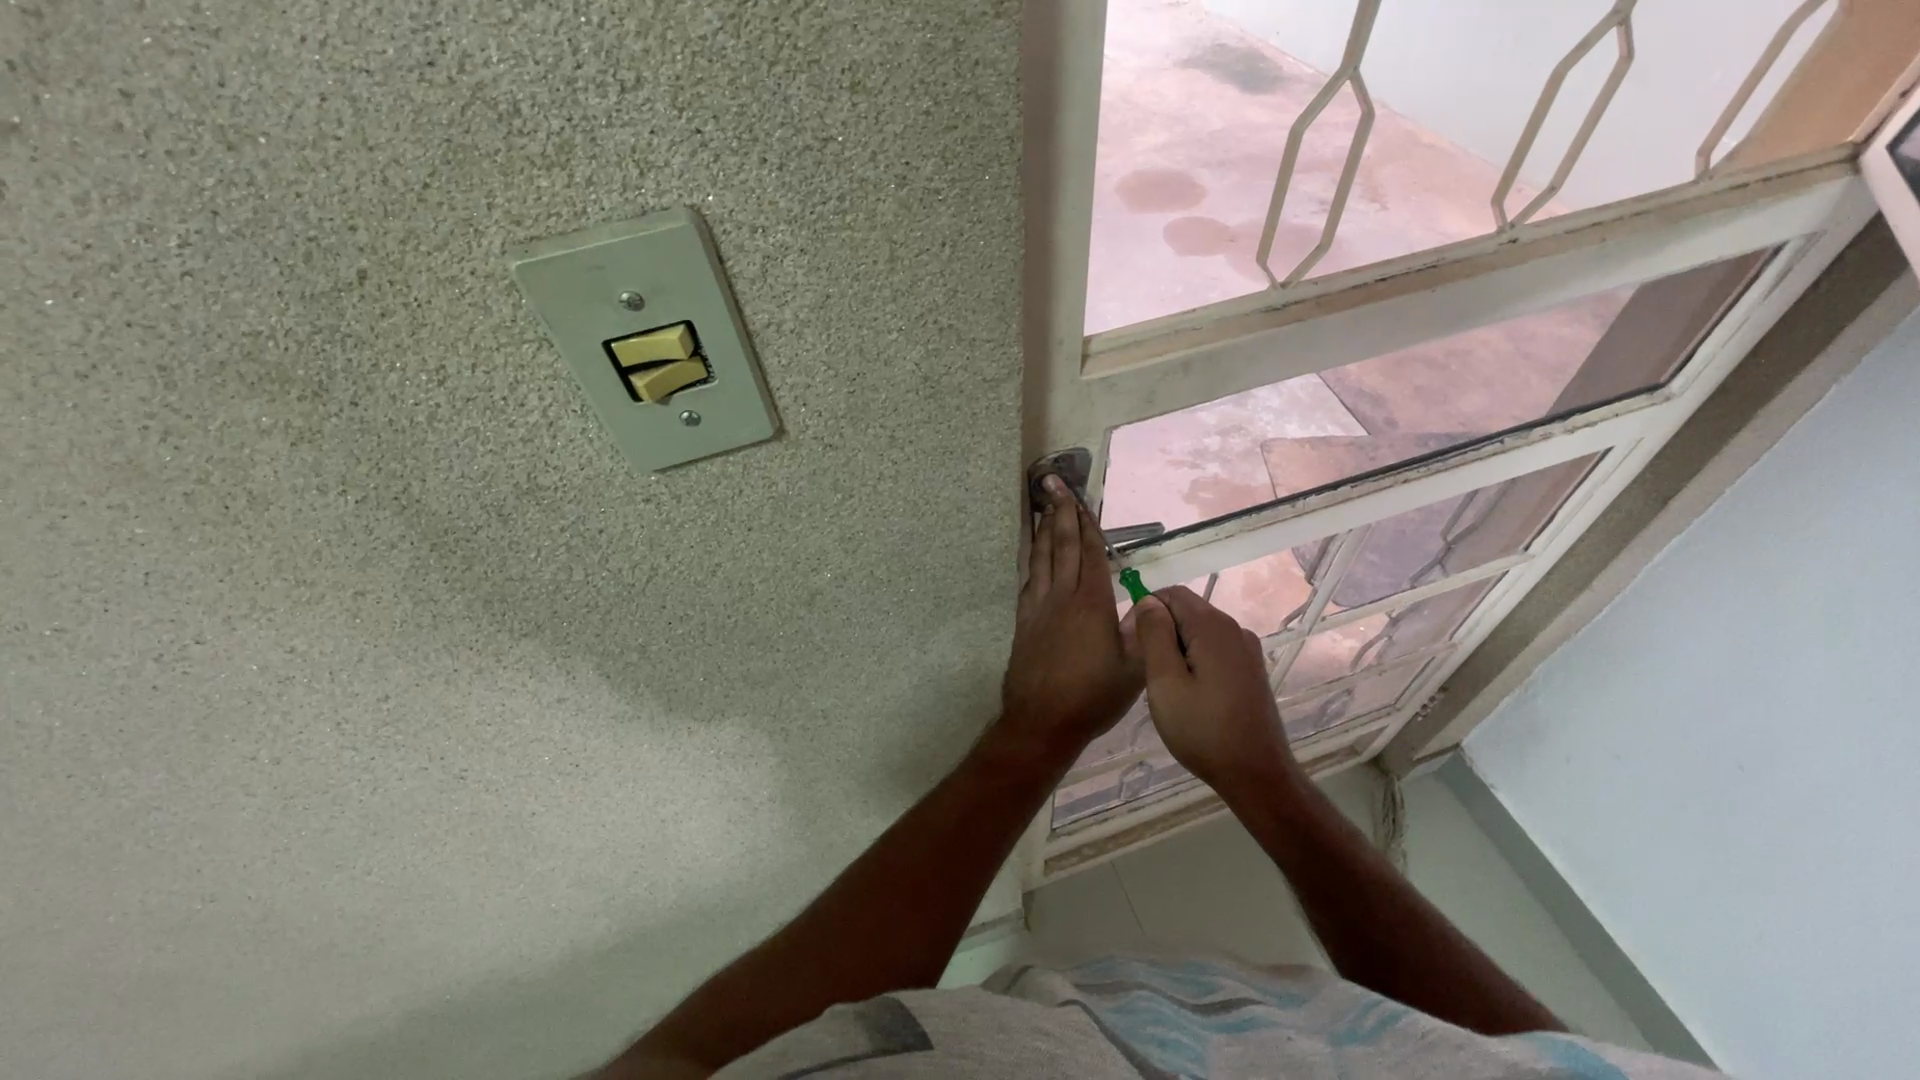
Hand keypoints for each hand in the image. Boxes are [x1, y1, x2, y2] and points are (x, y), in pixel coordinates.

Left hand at [998, 475, 1142, 759]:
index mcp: (1092, 604)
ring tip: (1040, 504)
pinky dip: (1031, 559)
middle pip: (1062, 546)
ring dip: (1042, 529)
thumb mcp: (1134, 670)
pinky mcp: (1024, 623)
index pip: (1091, 553)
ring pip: (1041, 558)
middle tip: (1051, 481)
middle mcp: (1062, 597)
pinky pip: (1028, 580)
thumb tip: (1151, 600)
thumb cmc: (1092, 697)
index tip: (1080, 496)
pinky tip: (1032, 554)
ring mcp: (1039, 608)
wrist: (1042, 722)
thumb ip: (1143, 632)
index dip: (1087, 522)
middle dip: (1059, 512)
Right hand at [1133, 586, 1304, 793]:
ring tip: (1164, 685)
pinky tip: (1189, 693)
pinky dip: (1195, 660)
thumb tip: (1149, 602)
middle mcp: (1235, 629)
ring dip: (1177, 647)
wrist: (1255, 773)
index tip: (1133, 643)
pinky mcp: (1251, 670)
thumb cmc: (1202, 730)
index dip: (1146, 608)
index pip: (1173, 593)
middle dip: (1161, 629)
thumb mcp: (1165, 682)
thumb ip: (1154, 636)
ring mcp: (1247, 650)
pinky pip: (1214, 649)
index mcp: (1213, 627)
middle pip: (1188, 610)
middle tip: (1144, 669)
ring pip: (1201, 631)